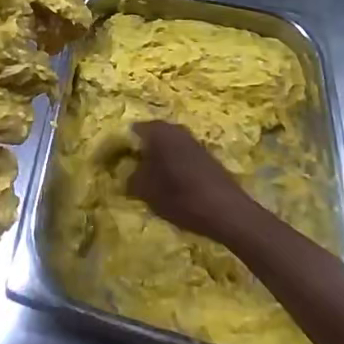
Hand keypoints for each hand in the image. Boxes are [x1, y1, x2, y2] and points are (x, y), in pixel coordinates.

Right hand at [125, 121, 264, 245]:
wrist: (230, 214)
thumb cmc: (180, 196)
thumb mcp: (144, 190)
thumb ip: (129, 178)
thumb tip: (125, 174)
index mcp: (156, 130)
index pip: (129, 132)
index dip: (119, 147)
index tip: (114, 164)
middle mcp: (174, 129)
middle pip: (149, 138)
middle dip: (140, 153)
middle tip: (131, 172)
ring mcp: (193, 141)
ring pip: (166, 147)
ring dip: (157, 160)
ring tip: (150, 180)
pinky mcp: (207, 157)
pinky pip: (181, 157)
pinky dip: (173, 167)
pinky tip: (171, 185)